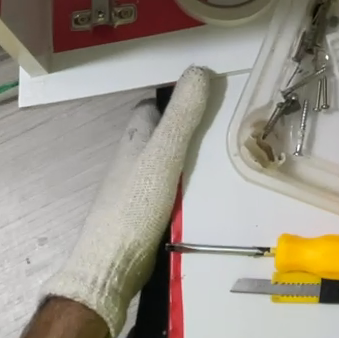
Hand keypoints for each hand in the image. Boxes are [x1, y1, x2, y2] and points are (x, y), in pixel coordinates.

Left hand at [45, 66, 212, 337]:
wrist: (112, 267)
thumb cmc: (135, 204)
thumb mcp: (164, 153)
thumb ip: (182, 115)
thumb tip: (199, 70)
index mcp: (135, 137)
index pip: (152, 106)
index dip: (174, 96)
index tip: (206, 92)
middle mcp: (133, 158)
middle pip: (161, 133)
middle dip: (187, 126)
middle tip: (224, 123)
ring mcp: (136, 188)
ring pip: (166, 161)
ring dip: (190, 157)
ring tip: (225, 154)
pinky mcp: (144, 214)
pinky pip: (170, 188)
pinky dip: (187, 184)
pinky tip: (208, 190)